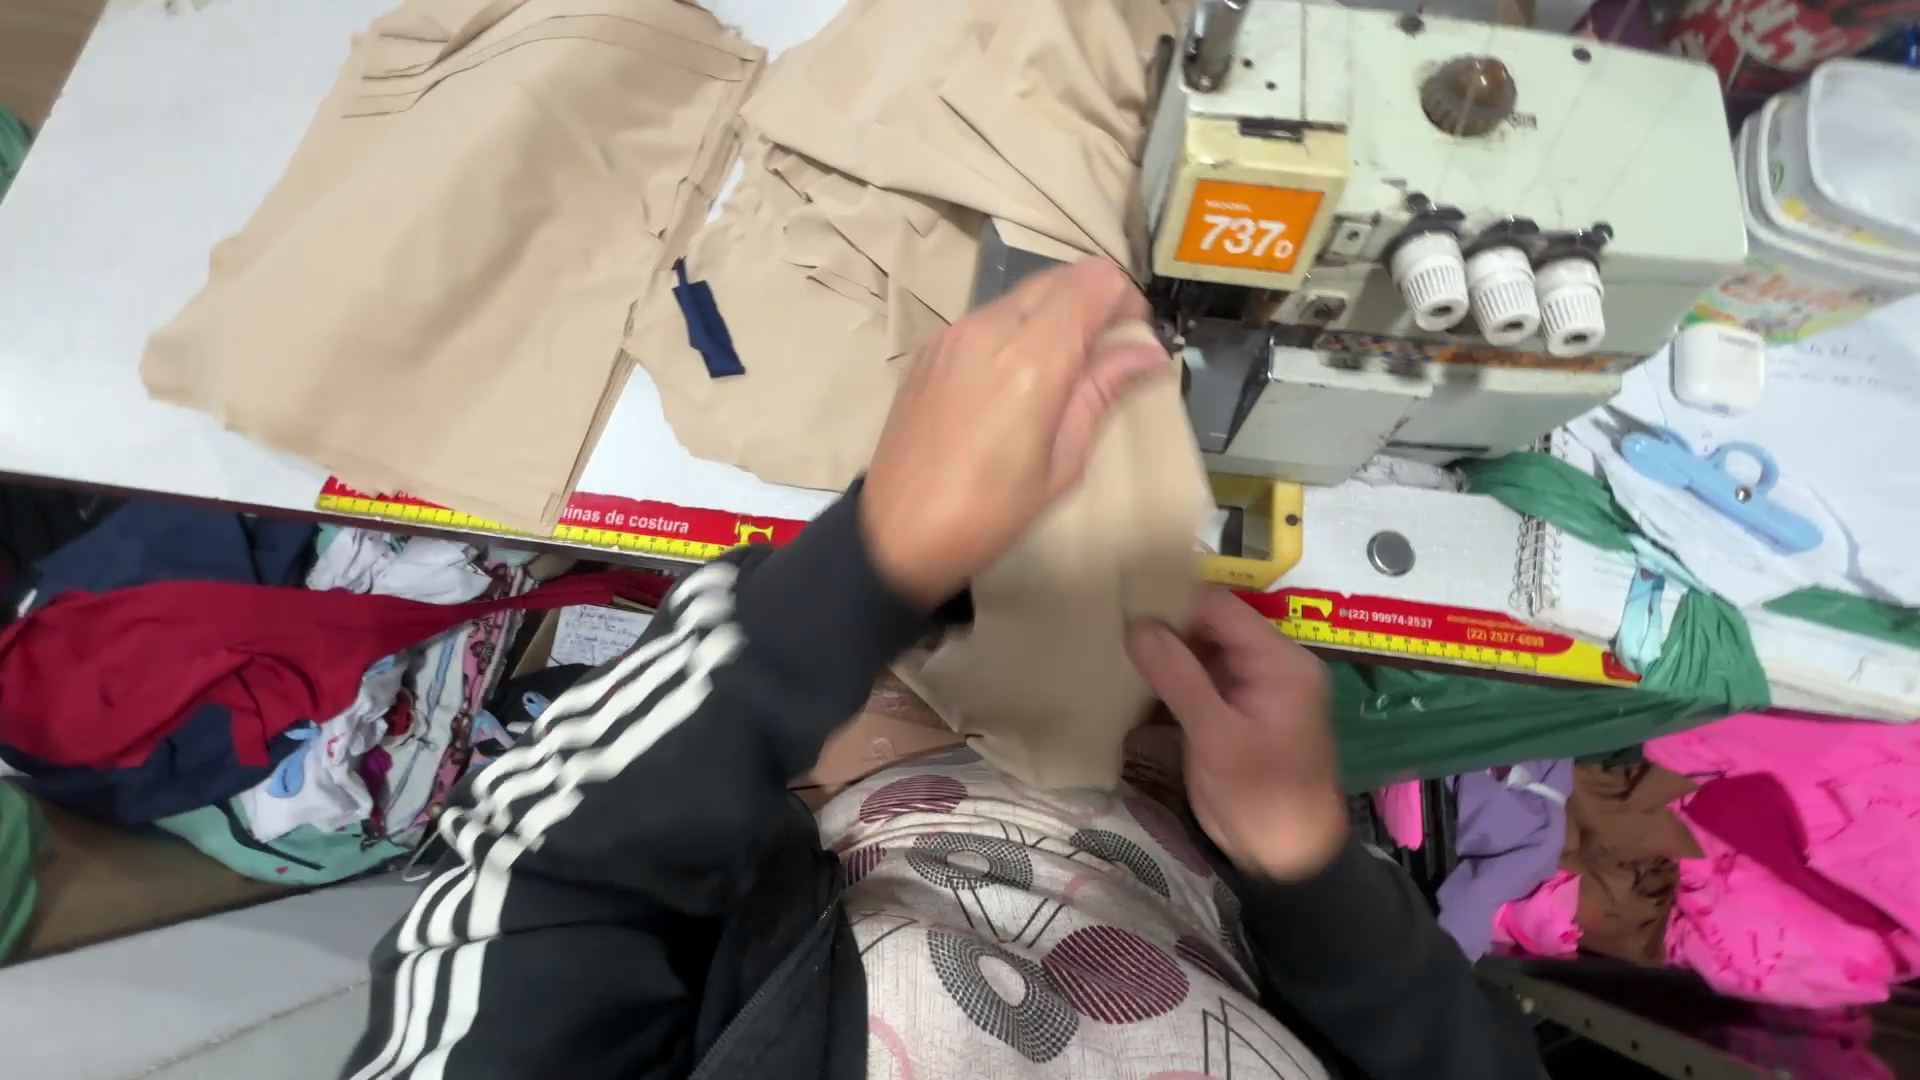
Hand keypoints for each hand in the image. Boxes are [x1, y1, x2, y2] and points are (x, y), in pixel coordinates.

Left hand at [860, 259, 1171, 608]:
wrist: (897, 533)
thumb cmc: (989, 513)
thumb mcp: (1062, 463)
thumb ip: (1102, 392)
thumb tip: (1148, 352)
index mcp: (1031, 358)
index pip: (1094, 281)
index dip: (1125, 301)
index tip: (1131, 340)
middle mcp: (988, 329)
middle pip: (1059, 278)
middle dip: (1092, 304)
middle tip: (1100, 360)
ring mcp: (951, 335)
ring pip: (1020, 296)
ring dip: (1051, 318)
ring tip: (1054, 379)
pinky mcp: (928, 350)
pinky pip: (985, 319)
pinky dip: (1013, 333)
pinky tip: (1009, 386)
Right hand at [1126, 590, 1347, 880]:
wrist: (1286, 862)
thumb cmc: (1261, 798)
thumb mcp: (1218, 738)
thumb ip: (1178, 677)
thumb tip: (1136, 626)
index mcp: (1279, 661)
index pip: (1219, 608)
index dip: (1172, 600)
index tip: (1122, 601)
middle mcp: (1267, 663)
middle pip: (1207, 624)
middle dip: (1162, 623)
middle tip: (1108, 621)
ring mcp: (1249, 687)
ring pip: (1197, 649)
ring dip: (1160, 649)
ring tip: (1110, 641)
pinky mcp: (1230, 709)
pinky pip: (1195, 676)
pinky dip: (1165, 675)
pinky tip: (1128, 674)